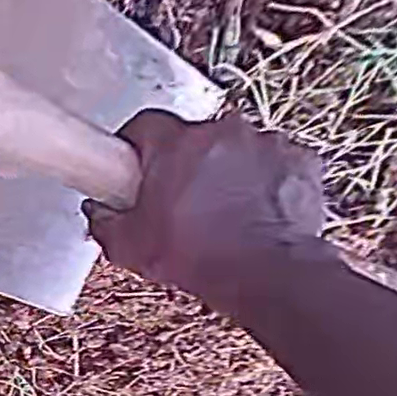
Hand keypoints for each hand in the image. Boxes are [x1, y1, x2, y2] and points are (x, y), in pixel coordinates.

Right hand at [84, 111, 327, 307]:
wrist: (261, 271)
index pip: (143, 124)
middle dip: (179, 167)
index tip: (128, 163)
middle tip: (169, 205)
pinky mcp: (299, 160)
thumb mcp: (128, 247)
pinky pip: (269, 166)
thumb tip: (98, 210)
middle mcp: (223, 132)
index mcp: (176, 146)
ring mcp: (265, 142)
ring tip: (210, 218)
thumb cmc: (195, 255)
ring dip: (219, 176)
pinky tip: (244, 218)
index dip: (131, 145)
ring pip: (232, 152)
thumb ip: (105, 221)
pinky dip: (256, 186)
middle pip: (191, 139)